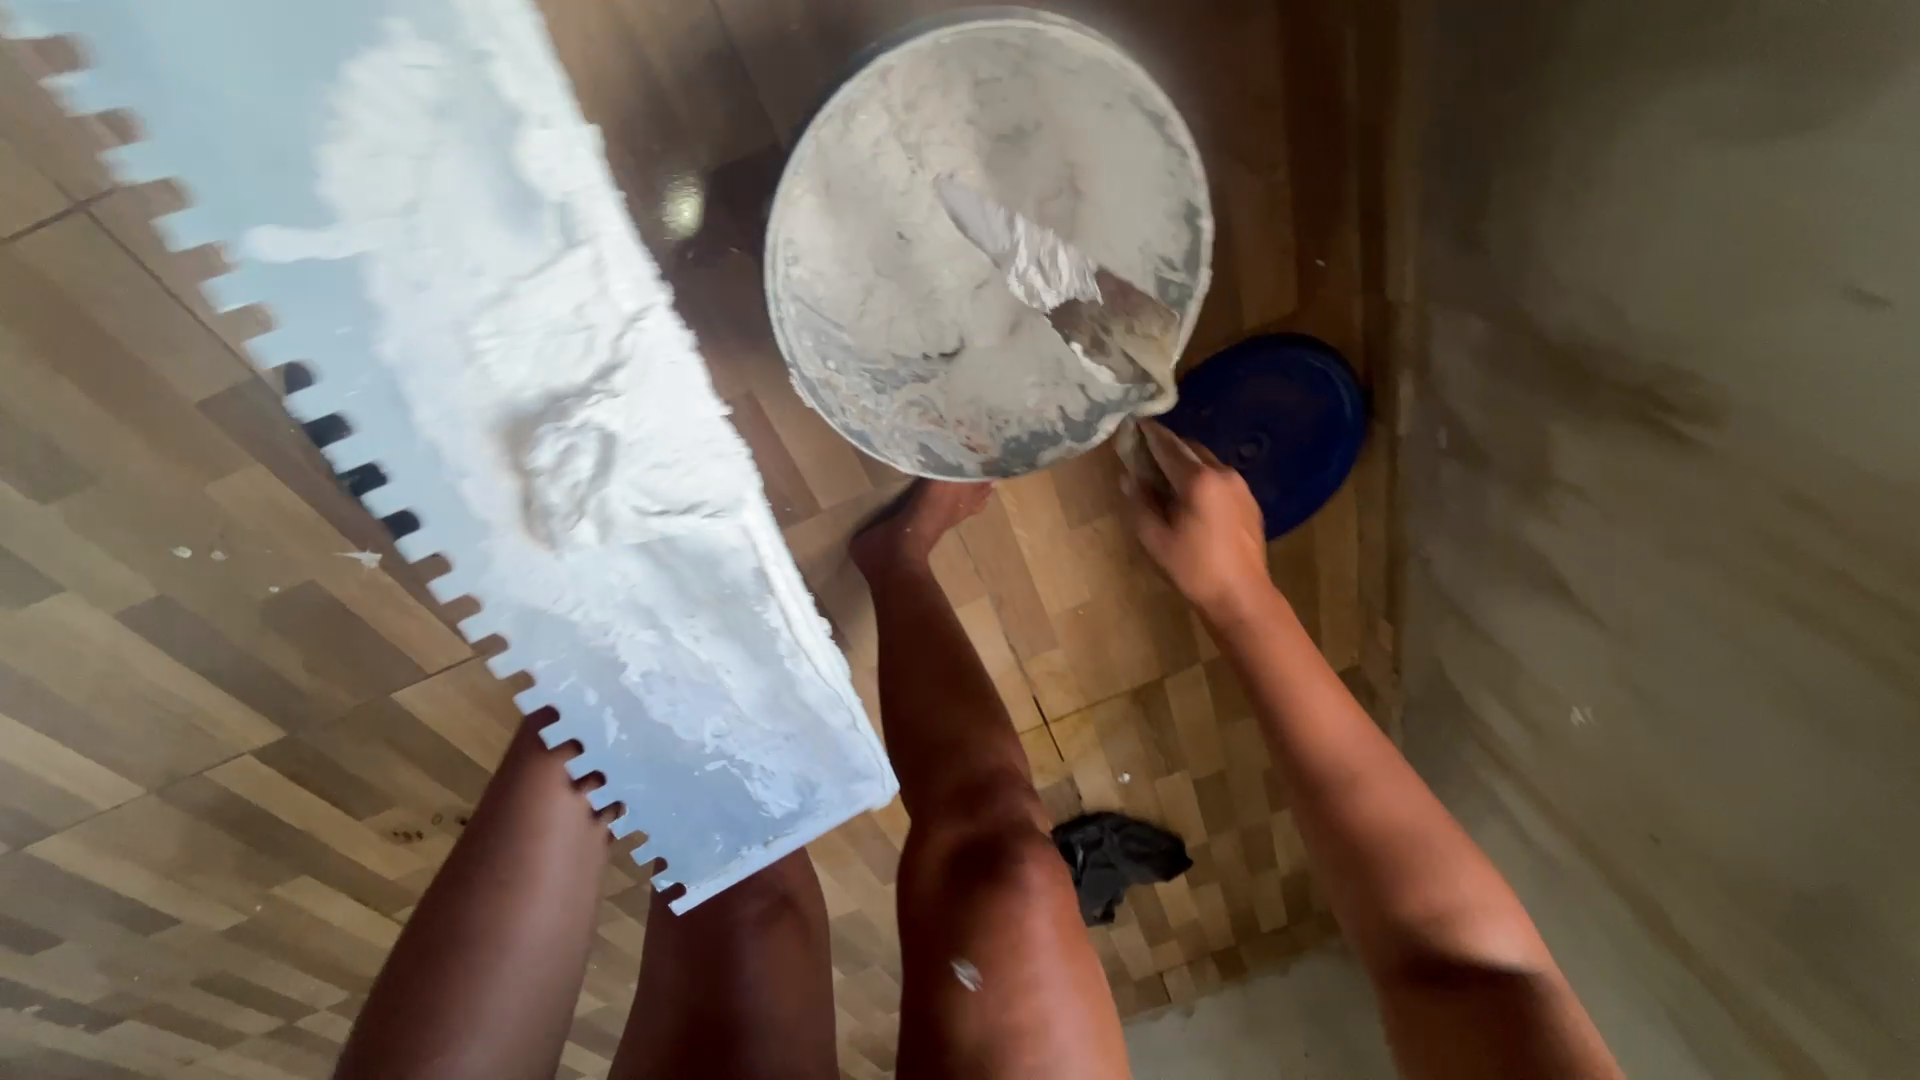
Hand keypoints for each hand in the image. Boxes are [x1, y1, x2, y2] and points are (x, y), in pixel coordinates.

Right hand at [1123, 420, 1273, 623]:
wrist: (1242, 596)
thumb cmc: (1194, 569)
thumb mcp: (1155, 539)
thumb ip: (1139, 504)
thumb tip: (1127, 478)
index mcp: (1198, 480)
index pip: (1168, 446)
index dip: (1149, 435)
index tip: (1134, 425)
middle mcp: (1223, 473)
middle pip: (1190, 449)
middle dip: (1167, 448)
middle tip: (1145, 455)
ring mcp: (1241, 486)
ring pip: (1207, 462)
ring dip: (1186, 464)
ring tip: (1165, 477)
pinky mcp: (1250, 501)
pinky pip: (1220, 478)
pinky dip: (1202, 478)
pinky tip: (1191, 497)